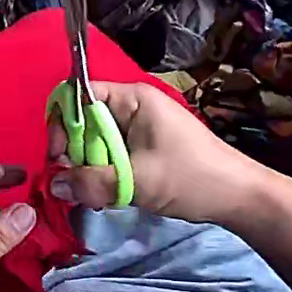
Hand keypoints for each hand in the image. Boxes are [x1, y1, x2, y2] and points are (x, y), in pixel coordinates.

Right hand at [48, 80, 267, 225]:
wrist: (238, 196)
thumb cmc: (190, 178)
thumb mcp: (136, 181)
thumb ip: (91, 182)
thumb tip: (53, 184)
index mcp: (133, 99)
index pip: (79, 95)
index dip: (63, 122)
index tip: (60, 157)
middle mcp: (134, 107)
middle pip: (85, 122)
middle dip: (75, 153)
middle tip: (78, 185)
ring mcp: (140, 129)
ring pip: (97, 143)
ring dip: (90, 169)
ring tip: (97, 196)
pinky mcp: (146, 149)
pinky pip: (113, 156)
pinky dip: (106, 175)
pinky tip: (111, 196)